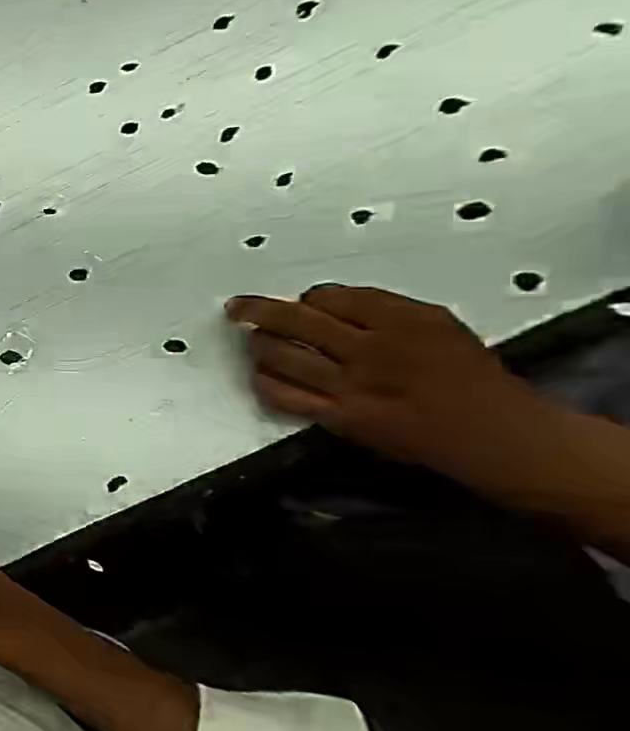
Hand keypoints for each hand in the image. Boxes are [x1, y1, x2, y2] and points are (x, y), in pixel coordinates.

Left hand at [225, 284, 561, 482]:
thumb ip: (380, 309)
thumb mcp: (436, 326)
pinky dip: (265, 381)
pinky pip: (283, 395)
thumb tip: (322, 300)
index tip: (300, 302)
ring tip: (255, 340)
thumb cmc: (467, 376)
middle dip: (256, 310)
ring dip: (260, 345)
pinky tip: (263, 374)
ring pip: (281, 355)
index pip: (331, 297)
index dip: (307, 298)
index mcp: (404, 322)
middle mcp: (373, 350)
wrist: (494, 434)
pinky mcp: (338, 416)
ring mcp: (351, 385)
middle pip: (295, 320)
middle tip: (236, 307)